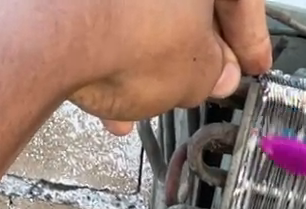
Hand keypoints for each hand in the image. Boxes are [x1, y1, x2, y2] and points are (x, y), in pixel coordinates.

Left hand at [69, 0, 272, 135]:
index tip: (252, 66)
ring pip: (142, 7)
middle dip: (193, 48)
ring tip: (141, 102)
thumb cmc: (133, 35)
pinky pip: (105, 10)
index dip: (251, 37)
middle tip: (198, 85)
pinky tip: (103, 88)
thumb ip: (215, 72)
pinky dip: (109, 45)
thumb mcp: (196, 72)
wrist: (53, 27)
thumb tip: (218, 73)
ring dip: (146, 55)